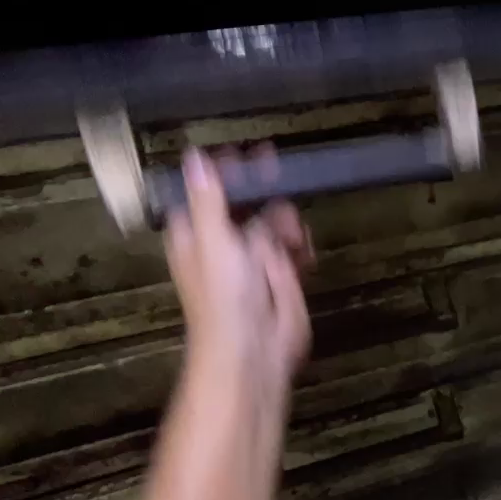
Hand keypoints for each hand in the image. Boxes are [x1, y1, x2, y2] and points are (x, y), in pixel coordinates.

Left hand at [164, 146, 312, 408]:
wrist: (257, 347)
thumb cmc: (224, 298)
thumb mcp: (212, 240)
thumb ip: (208, 197)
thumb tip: (195, 157)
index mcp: (197, 233)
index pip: (209, 190)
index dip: (228, 171)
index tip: (249, 152)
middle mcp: (225, 243)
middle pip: (248, 202)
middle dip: (267, 195)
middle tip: (283, 182)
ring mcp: (256, 259)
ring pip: (275, 222)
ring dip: (288, 222)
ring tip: (294, 235)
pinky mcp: (283, 274)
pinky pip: (295, 247)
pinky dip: (303, 245)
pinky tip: (305, 252)